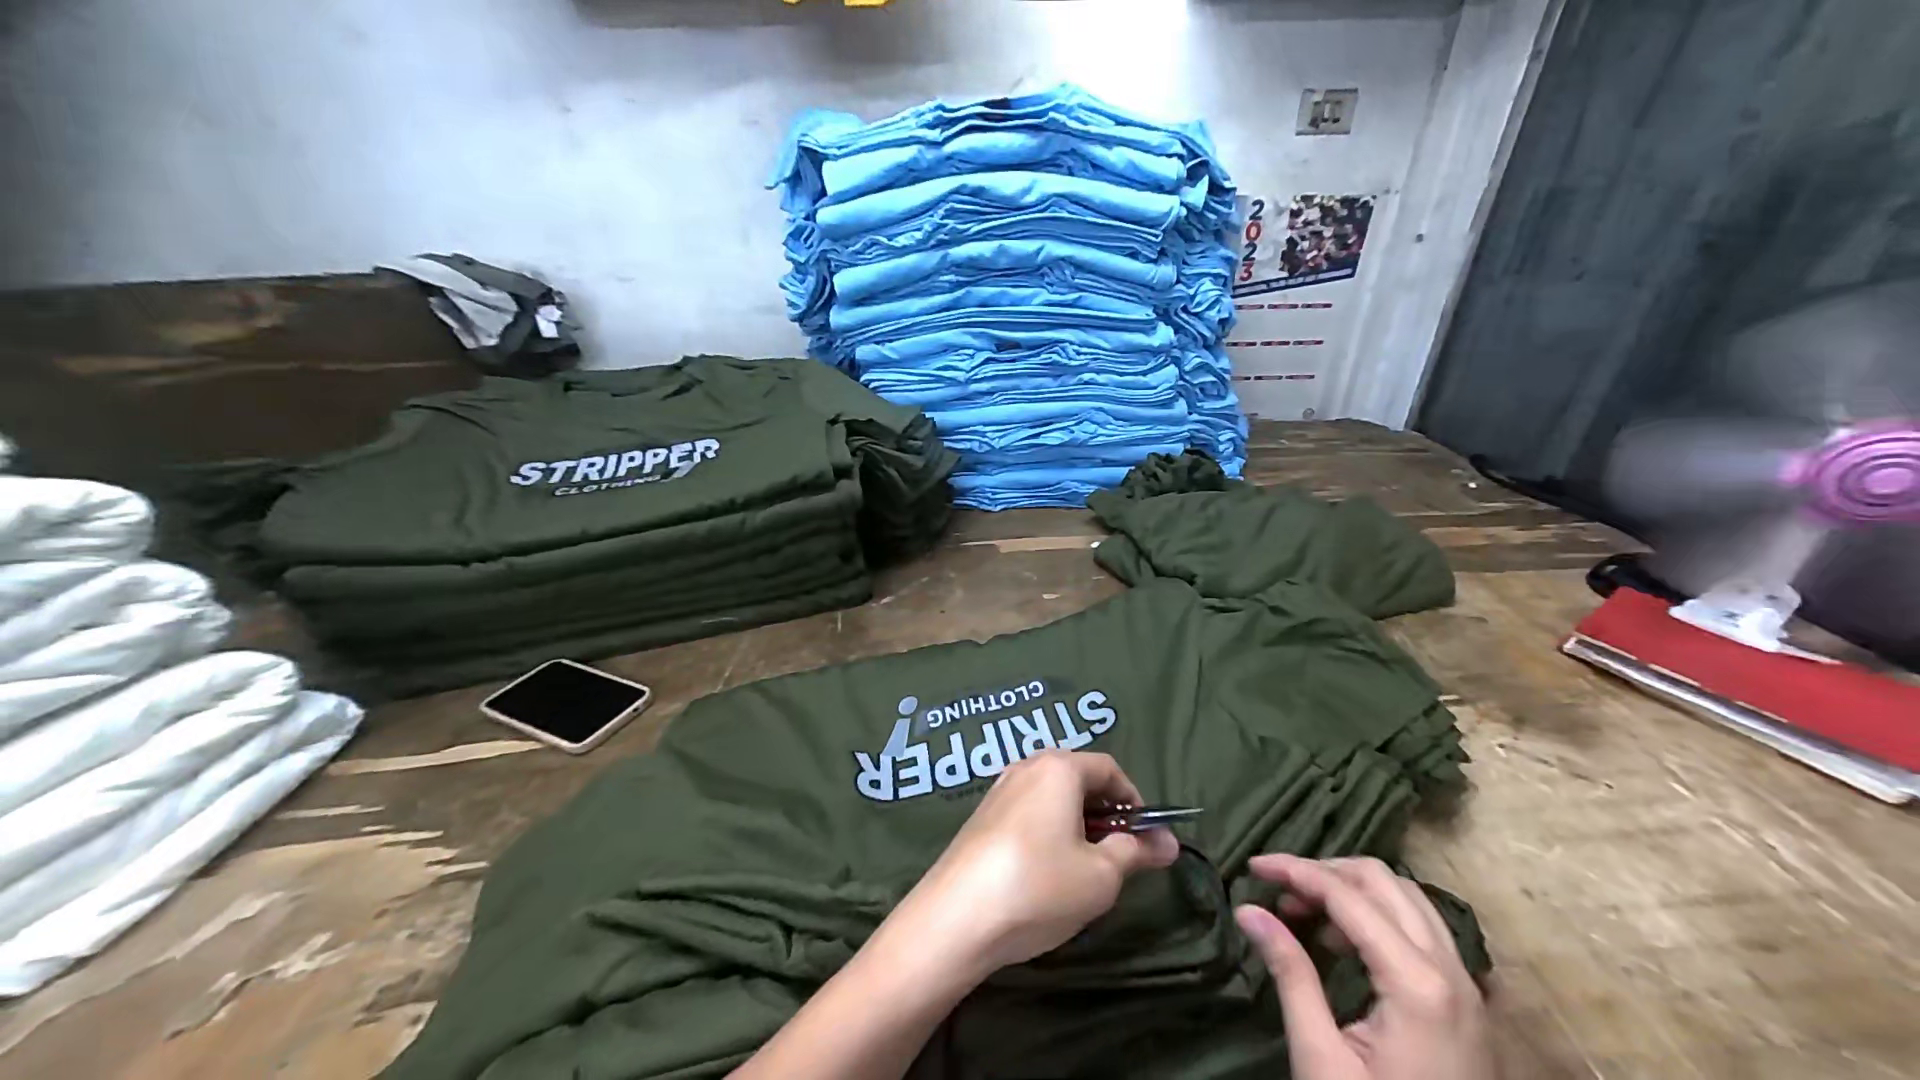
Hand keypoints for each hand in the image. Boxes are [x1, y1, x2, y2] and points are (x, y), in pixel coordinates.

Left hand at [896, 750, 1179, 977]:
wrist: (956, 917)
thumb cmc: (1039, 886)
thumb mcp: (1101, 875)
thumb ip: (1136, 852)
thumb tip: (1169, 842)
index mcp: (1058, 768)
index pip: (1108, 768)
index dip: (1134, 800)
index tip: (1145, 837)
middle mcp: (1025, 767)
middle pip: (1077, 776)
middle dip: (1105, 810)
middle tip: (1118, 852)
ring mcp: (998, 789)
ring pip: (1051, 794)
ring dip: (1076, 820)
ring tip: (1084, 865)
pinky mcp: (980, 816)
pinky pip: (1027, 809)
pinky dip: (1048, 828)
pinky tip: (1046, 869)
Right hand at [1235, 855, 1493, 1079]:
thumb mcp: (1321, 1056)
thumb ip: (1290, 974)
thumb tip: (1248, 910)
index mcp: (1416, 984)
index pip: (1348, 895)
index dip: (1295, 870)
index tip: (1254, 865)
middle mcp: (1451, 971)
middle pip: (1383, 881)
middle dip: (1324, 871)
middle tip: (1279, 890)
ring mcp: (1468, 986)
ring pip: (1407, 897)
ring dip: (1353, 888)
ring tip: (1307, 911)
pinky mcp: (1468, 1002)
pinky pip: (1422, 927)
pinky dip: (1379, 913)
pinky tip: (1346, 940)